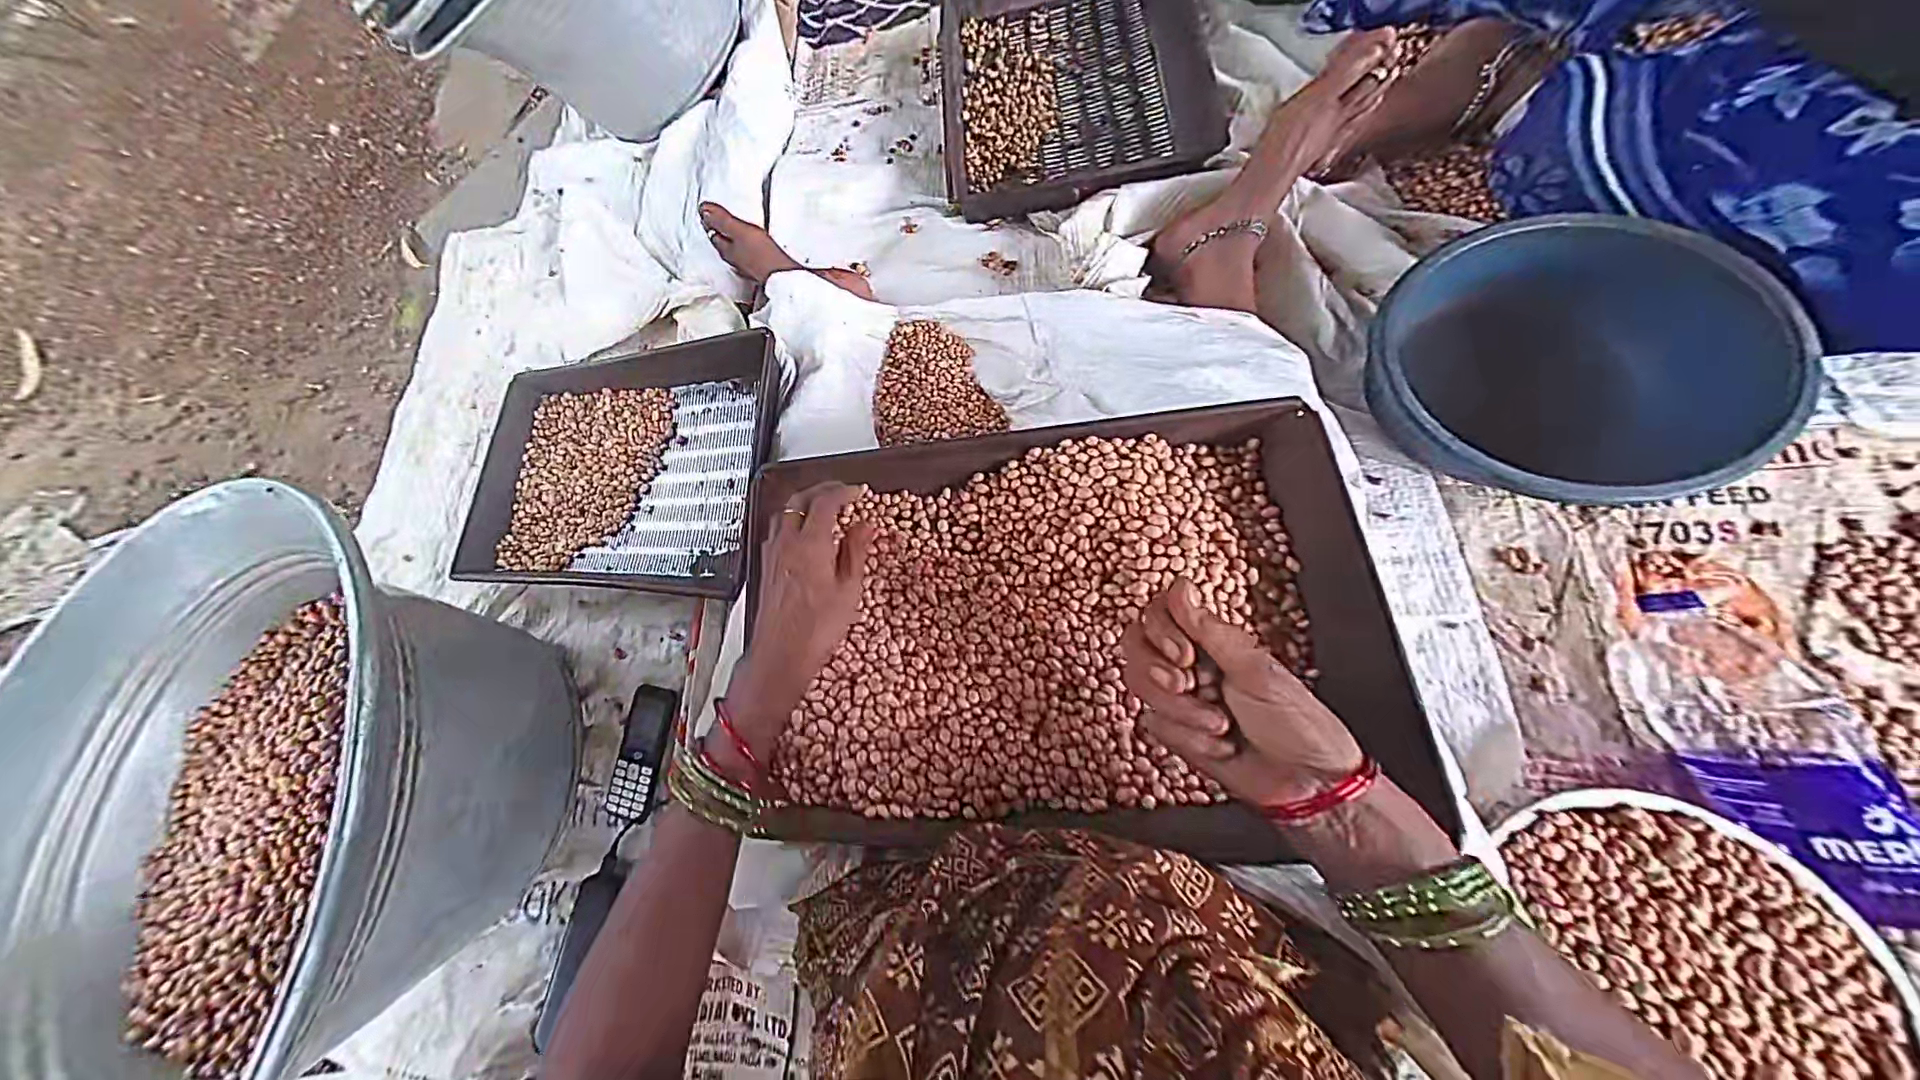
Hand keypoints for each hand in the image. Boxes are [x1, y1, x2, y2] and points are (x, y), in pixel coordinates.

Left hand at [723, 482, 874, 758]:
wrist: (781, 654)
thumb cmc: (818, 627)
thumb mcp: (849, 588)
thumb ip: (855, 551)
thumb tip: (864, 526)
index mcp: (810, 544)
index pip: (825, 502)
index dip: (843, 492)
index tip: (858, 492)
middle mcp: (787, 543)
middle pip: (800, 499)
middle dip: (822, 490)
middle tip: (842, 493)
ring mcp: (772, 553)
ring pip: (786, 512)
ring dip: (805, 503)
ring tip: (824, 509)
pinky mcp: (766, 566)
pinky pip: (778, 530)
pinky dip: (793, 520)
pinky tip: (804, 534)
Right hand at [1120, 578, 1364, 809]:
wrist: (1304, 785)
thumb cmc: (1296, 723)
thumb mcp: (1255, 670)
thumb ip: (1209, 630)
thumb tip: (1181, 589)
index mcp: (1211, 640)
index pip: (1158, 612)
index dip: (1161, 629)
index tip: (1185, 652)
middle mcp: (1189, 663)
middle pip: (1136, 644)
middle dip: (1158, 668)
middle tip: (1188, 684)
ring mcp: (1178, 696)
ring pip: (1139, 683)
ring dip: (1180, 708)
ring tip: (1219, 723)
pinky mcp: (1174, 729)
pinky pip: (1154, 722)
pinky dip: (1188, 736)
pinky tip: (1219, 745)